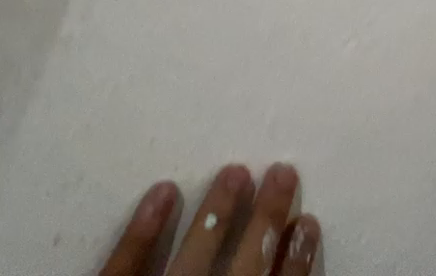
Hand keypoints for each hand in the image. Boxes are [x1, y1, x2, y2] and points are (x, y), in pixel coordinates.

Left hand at [98, 163, 320, 275]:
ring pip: (194, 258)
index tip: (308, 222)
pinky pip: (127, 266)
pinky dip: (144, 230)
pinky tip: (164, 190)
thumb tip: (275, 263)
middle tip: (283, 170)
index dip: (296, 261)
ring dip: (217, 213)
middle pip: (246, 266)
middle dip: (266, 217)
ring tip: (235, 170)